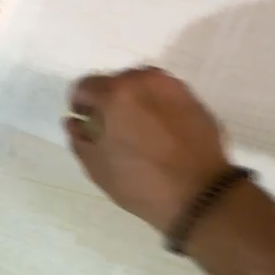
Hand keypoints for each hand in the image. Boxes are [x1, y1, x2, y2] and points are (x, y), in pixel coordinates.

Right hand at [66, 67, 232, 233]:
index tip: (85, 123)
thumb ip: (79, 139)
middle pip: (115, 82)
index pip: (85, 86)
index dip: (80, 105)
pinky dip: (156, 108)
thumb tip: (74, 122)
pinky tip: (160, 135)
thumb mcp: (98, 167)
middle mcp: (144, 80)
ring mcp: (173, 87)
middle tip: (111, 130)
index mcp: (115, 93)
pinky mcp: (194, 99)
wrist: (200, 194)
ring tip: (137, 131)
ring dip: (133, 102)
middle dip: (108, 102)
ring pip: (142, 86)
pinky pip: (165, 96)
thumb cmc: (140, 182)